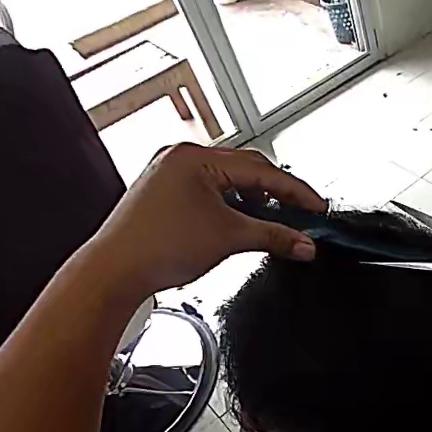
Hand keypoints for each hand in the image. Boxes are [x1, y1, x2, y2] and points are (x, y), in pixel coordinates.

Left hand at [75, 143, 324, 301]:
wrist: (114, 272)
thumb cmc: (154, 248)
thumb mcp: (230, 238)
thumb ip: (276, 237)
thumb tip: (304, 243)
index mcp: (195, 159)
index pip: (262, 170)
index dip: (296, 191)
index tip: (317, 206)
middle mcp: (182, 159)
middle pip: (249, 170)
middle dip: (280, 192)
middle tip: (304, 212)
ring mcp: (173, 174)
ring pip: (232, 180)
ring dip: (259, 199)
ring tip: (279, 218)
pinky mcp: (169, 192)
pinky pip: (215, 190)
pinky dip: (237, 204)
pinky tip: (249, 219)